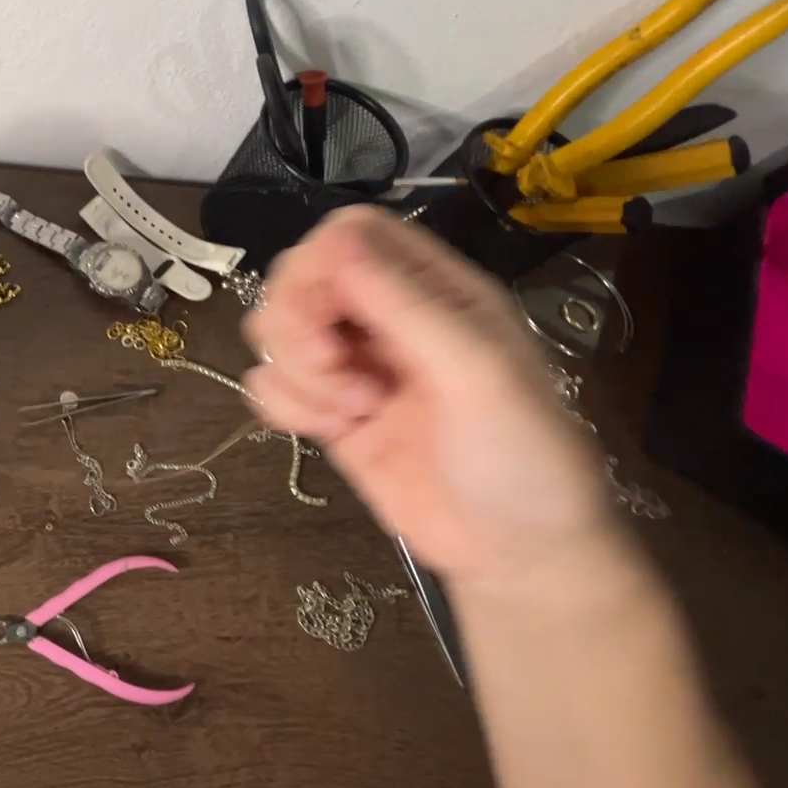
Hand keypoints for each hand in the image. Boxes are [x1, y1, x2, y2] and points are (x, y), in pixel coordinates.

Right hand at [242, 207, 616, 591]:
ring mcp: (350, 363)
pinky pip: (269, 382)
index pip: (351, 233)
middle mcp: (384, 316)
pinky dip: (285, 406)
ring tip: (349, 410)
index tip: (324, 312)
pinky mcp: (324, 407)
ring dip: (296, 371)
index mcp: (434, 290)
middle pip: (298, 276)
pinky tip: (330, 432)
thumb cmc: (519, 457)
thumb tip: (336, 240)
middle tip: (331, 365)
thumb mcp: (477, 374)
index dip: (321, 261)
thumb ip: (406, 305)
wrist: (512, 554)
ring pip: (274, 328)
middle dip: (297, 321)